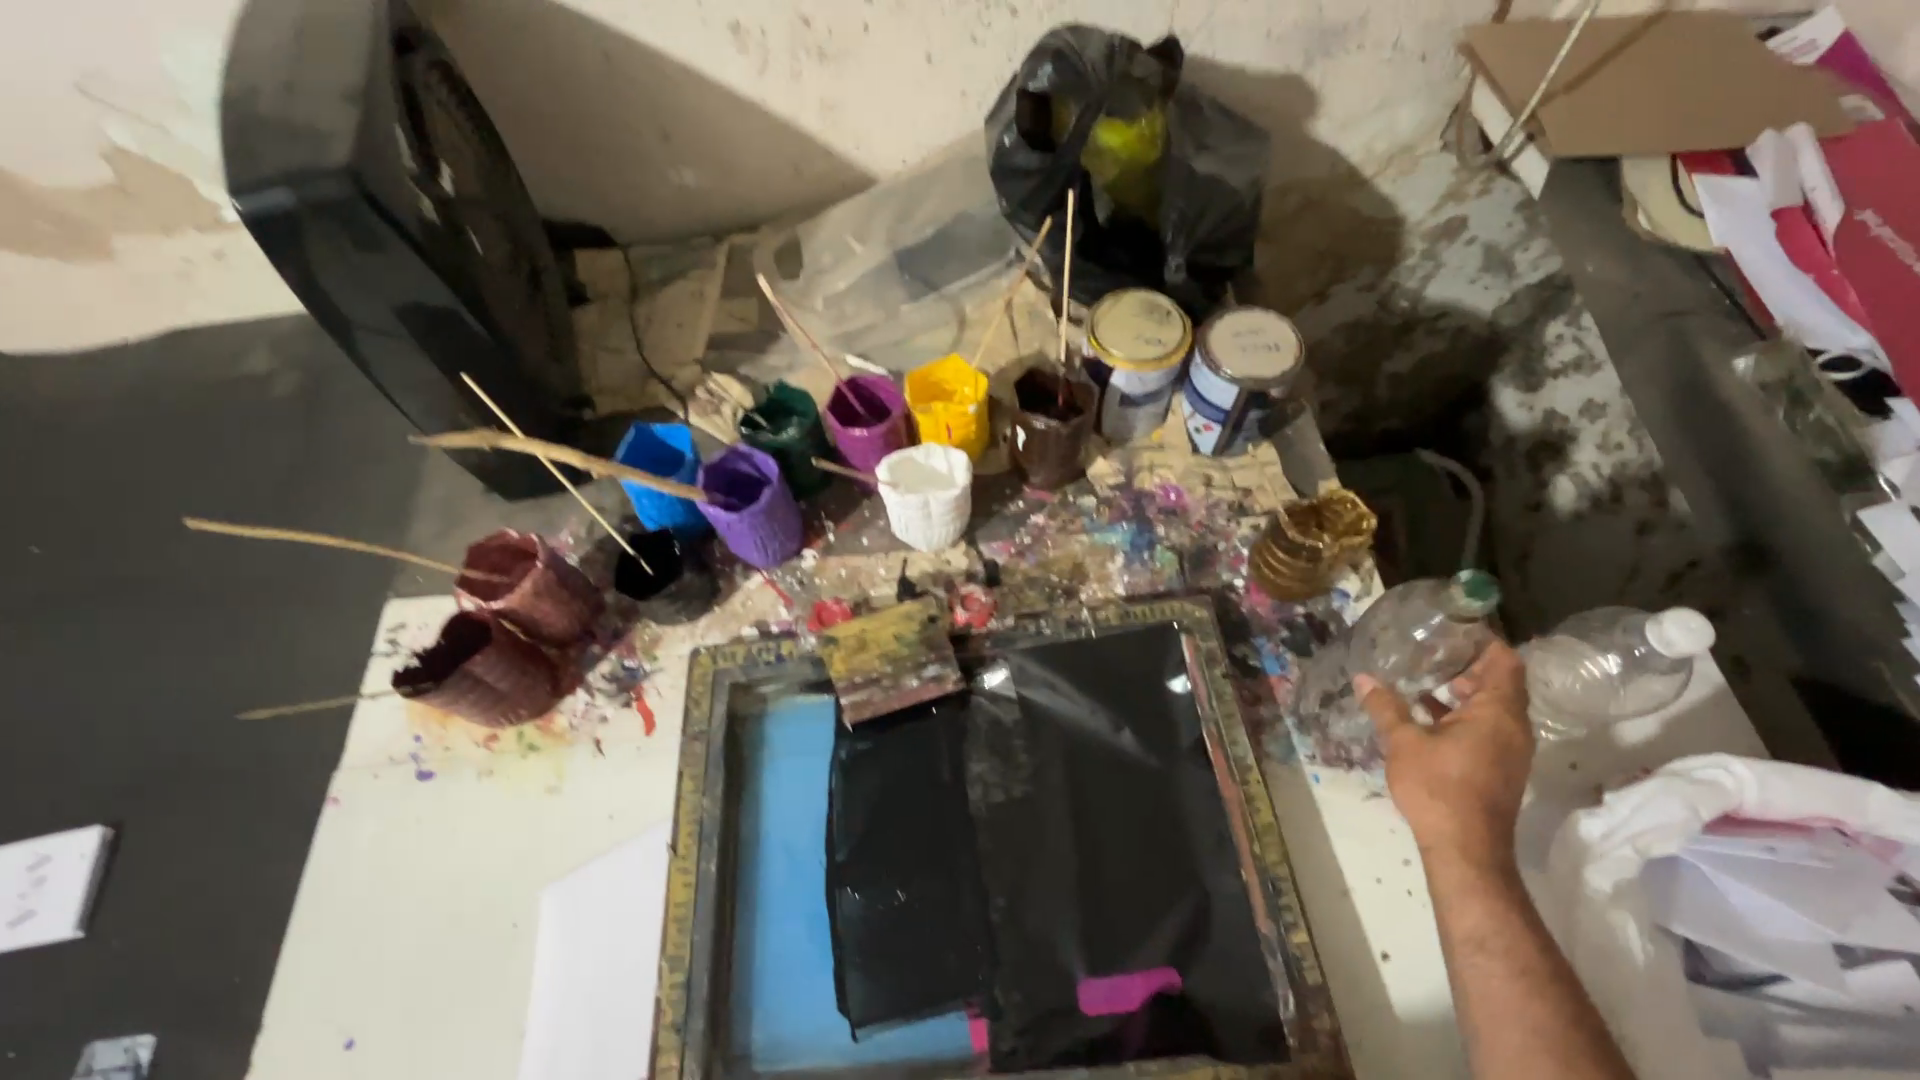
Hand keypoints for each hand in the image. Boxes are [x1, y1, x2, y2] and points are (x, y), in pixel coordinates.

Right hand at [1354, 640, 1533, 871]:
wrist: (1466, 848)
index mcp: (1497, 712)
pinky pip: (1488, 727)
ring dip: (1465, 693)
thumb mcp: (1404, 742)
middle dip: (1469, 665)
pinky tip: (1428, 717)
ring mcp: (1511, 750)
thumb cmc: (1438, 787)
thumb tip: (1363, 677)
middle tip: (1432, 651)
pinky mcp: (1501, 767)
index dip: (1484, 642)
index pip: (1505, 662)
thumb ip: (1386, 707)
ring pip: (1494, 707)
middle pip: (1501, 683)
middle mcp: (1513, 727)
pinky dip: (1464, 715)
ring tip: (1425, 680)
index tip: (1454, 629)